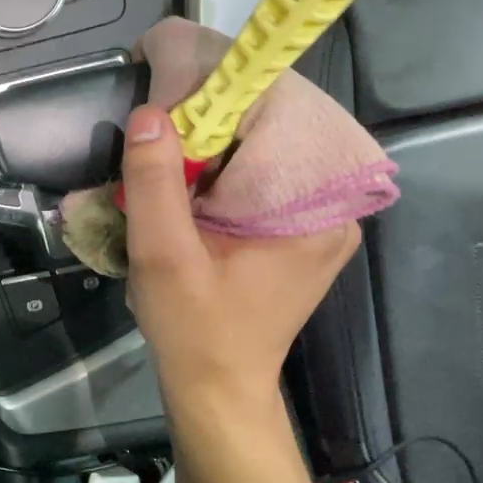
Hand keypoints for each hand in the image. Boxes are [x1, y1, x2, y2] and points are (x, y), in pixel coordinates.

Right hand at [118, 106, 358, 407]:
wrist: (216, 387)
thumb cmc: (195, 327)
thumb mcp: (163, 254)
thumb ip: (155, 182)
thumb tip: (149, 113)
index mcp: (316, 207)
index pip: (280, 117)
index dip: (223, 96)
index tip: (170, 95)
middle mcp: (333, 205)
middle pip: (274, 131)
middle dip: (212, 123)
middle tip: (157, 130)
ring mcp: (319, 218)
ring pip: (265, 152)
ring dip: (212, 148)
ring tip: (164, 155)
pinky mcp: (298, 230)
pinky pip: (262, 177)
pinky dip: (222, 171)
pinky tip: (185, 185)